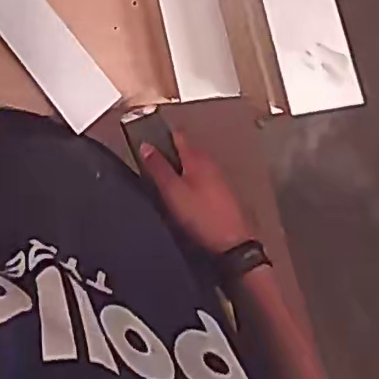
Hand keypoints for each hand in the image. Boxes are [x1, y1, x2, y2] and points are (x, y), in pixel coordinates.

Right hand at [141, 130, 252, 254]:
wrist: (233, 244)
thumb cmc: (200, 214)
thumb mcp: (172, 191)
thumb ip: (158, 167)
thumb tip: (145, 145)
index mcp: (195, 157)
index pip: (178, 135)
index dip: (162, 135)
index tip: (149, 140)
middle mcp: (208, 162)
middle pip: (186, 149)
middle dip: (170, 154)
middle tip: (154, 166)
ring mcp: (218, 177)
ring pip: (194, 165)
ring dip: (181, 169)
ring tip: (166, 183)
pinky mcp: (222, 193)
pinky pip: (202, 178)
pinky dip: (191, 181)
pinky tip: (185, 197)